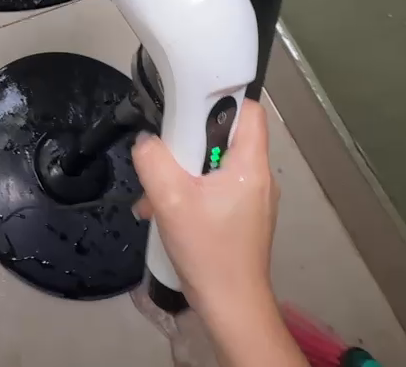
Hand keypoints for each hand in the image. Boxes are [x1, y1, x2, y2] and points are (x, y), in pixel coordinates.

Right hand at [131, 100, 280, 321]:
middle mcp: (258, 178)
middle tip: (163, 151)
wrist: (230, 308)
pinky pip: (213, 186)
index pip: (248, 109)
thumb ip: (153, 157)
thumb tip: (147, 141)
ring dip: (182, 170)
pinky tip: (164, 210)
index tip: (185, 102)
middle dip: (187, 139)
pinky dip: (189, 190)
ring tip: (157, 190)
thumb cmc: (207, 250)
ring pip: (213, 163)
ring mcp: (251, 199)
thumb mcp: (169, 197)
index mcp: (251, 165)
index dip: (219, 96)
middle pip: (224, 135)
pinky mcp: (241, 217)